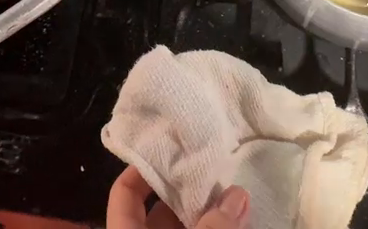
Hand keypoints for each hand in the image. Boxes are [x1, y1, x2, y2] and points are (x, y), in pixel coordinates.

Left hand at [106, 166, 249, 228]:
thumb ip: (212, 228)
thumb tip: (238, 193)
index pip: (125, 192)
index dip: (144, 167)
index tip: (175, 145)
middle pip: (163, 210)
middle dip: (192, 190)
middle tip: (220, 168)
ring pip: (189, 227)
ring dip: (212, 213)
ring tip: (238, 191)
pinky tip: (243, 219)